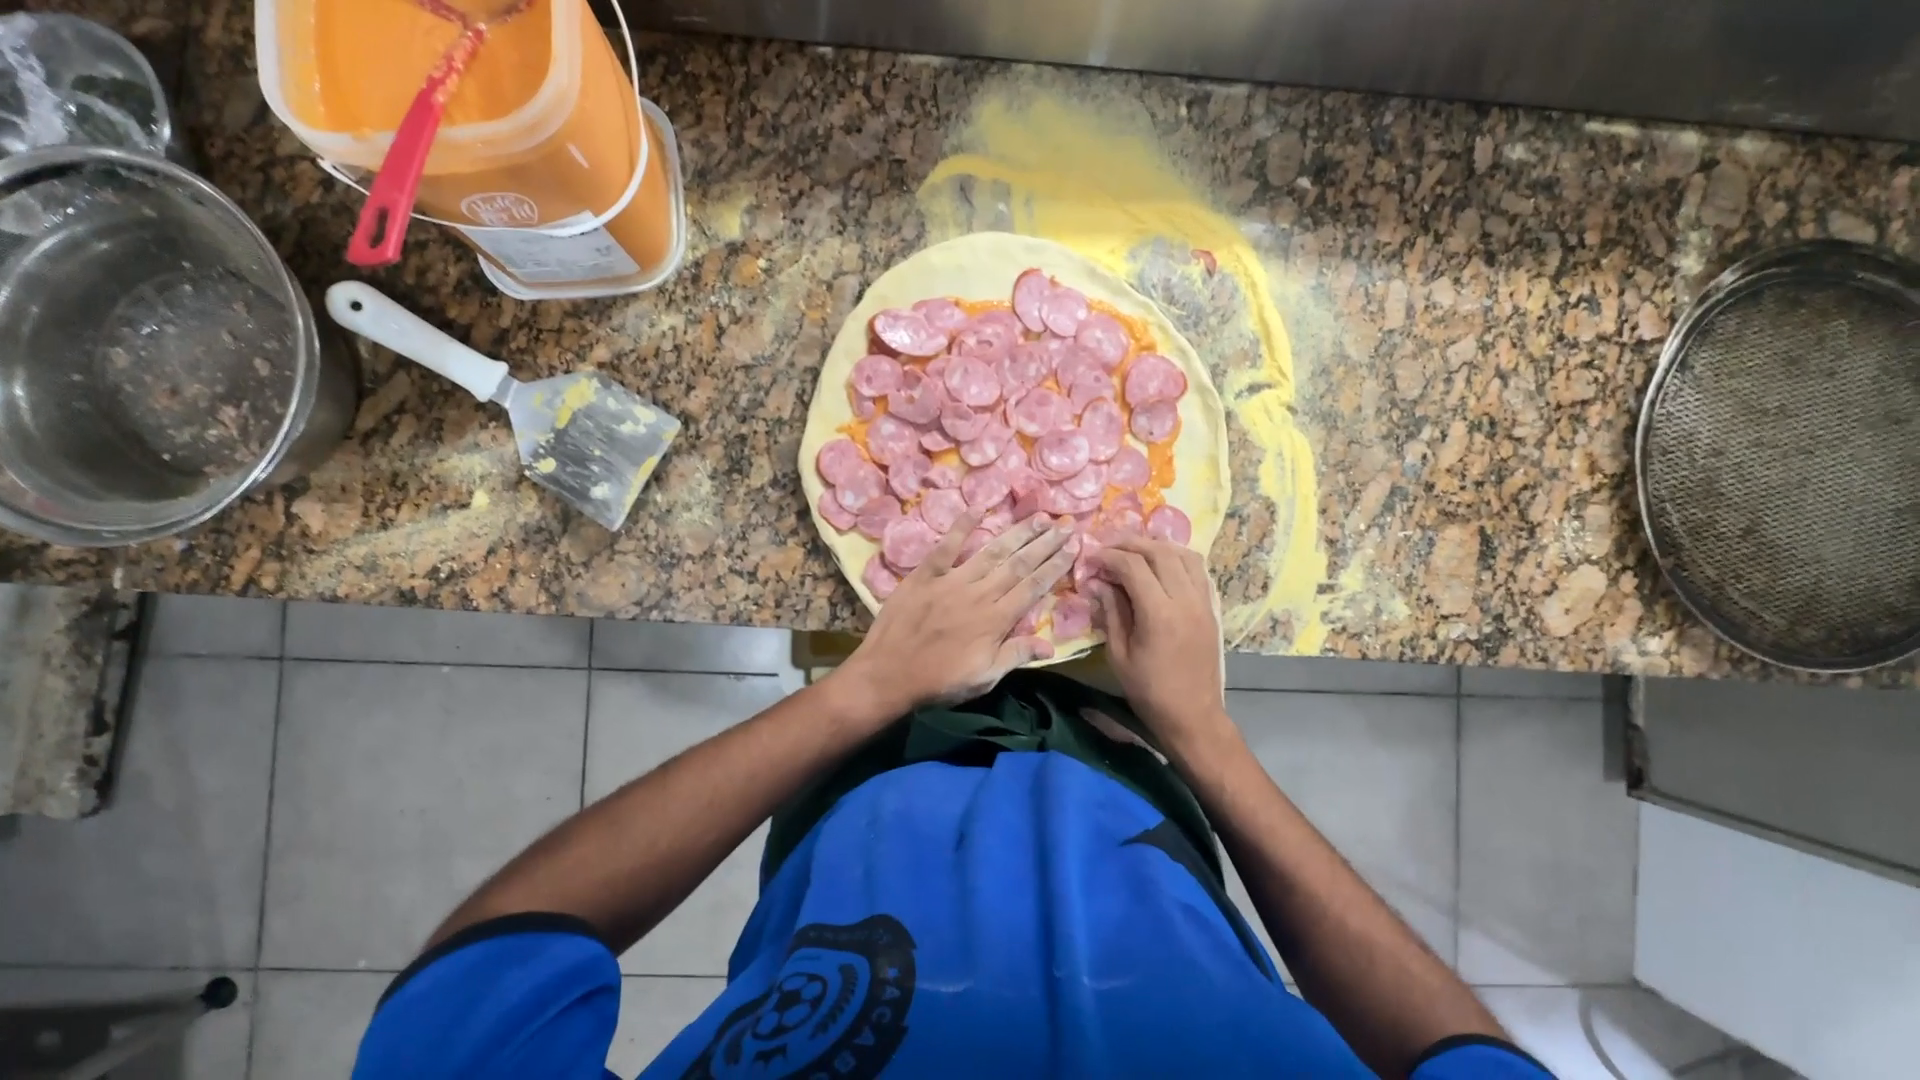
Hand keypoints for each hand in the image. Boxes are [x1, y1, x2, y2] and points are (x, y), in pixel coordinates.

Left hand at [838, 513, 1077, 717]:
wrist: (888, 674)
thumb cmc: (939, 681)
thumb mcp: (984, 678)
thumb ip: (1016, 656)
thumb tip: (1050, 646)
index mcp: (996, 620)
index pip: (1034, 586)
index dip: (1055, 566)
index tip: (1073, 546)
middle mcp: (979, 594)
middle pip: (1019, 564)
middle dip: (1044, 543)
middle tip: (1064, 523)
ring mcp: (952, 581)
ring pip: (992, 551)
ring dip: (1017, 533)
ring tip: (1038, 516)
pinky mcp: (925, 575)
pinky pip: (947, 546)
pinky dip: (962, 525)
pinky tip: (979, 508)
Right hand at [1092, 537, 1230, 748]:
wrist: (1192, 715)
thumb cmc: (1149, 691)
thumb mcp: (1119, 655)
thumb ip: (1111, 613)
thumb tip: (1099, 583)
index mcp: (1159, 614)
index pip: (1133, 566)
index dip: (1108, 557)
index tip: (1090, 559)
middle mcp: (1185, 600)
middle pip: (1160, 552)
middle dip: (1130, 544)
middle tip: (1108, 547)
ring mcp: (1203, 602)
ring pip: (1183, 555)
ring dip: (1156, 546)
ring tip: (1133, 551)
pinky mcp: (1210, 607)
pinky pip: (1197, 569)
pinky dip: (1177, 558)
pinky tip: (1159, 564)